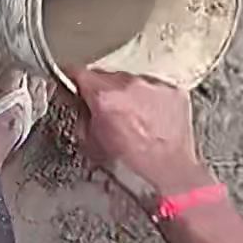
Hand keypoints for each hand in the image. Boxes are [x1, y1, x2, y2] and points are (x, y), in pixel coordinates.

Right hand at [67, 68, 213, 199]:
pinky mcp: (173, 91)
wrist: (169, 170)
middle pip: (104, 75)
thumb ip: (81, 113)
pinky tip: (148, 115)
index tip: (69, 78)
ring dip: (125, 92)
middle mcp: (130, 85)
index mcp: (104, 96)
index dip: (70, 77)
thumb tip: (77, 101)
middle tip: (104, 108)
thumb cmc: (132, 160)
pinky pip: (152, 86)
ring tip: (130, 115)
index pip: (78, 72)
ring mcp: (154, 85)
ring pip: (129, 79)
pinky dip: (147, 96)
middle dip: (100, 89)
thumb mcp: (90, 139)